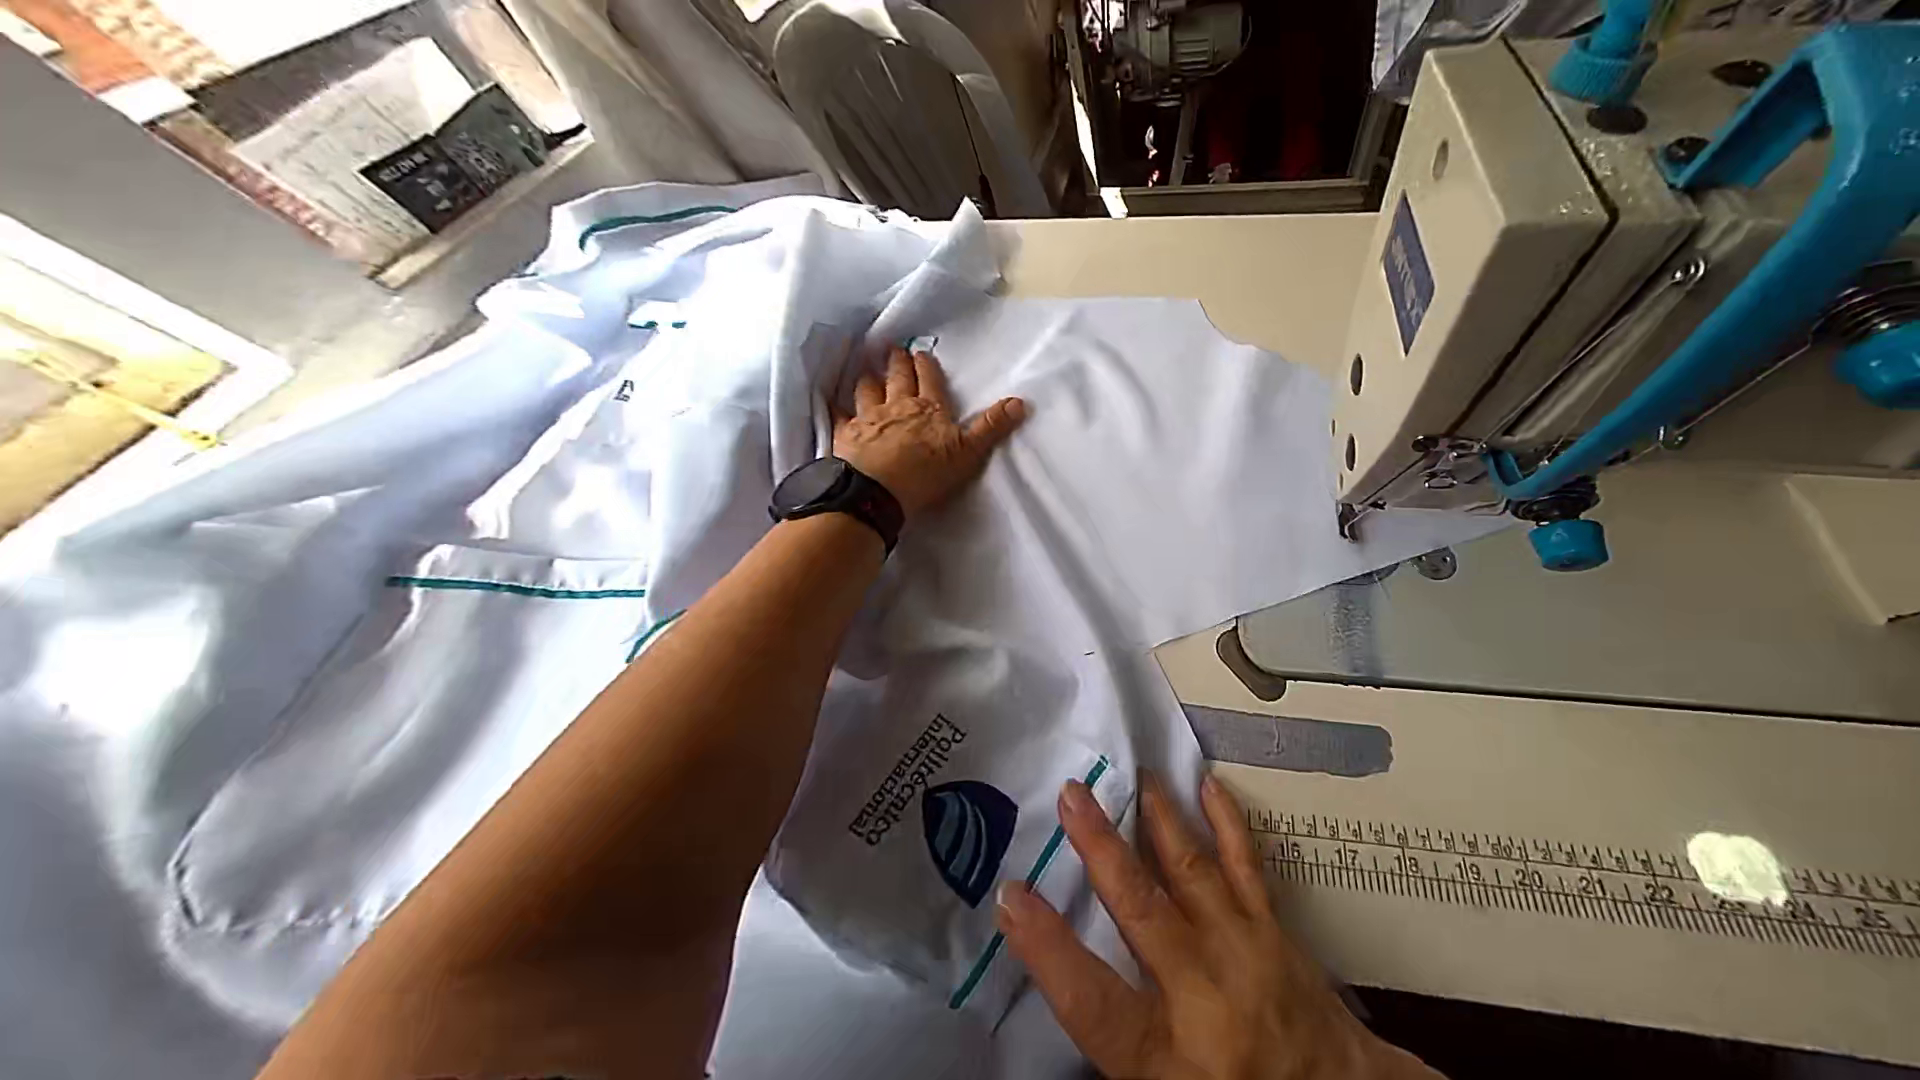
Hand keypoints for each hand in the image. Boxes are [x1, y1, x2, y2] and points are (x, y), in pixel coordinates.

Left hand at [835, 347, 1025, 519]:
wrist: (879, 490)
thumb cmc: (926, 473)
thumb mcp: (968, 452)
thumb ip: (991, 427)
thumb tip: (1020, 402)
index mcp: (929, 409)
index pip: (929, 381)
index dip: (926, 366)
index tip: (920, 353)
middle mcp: (897, 406)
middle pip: (898, 378)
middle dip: (897, 363)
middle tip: (894, 350)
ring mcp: (869, 418)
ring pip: (867, 390)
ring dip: (869, 379)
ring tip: (867, 371)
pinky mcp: (846, 434)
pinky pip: (838, 414)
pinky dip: (836, 406)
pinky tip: (831, 402)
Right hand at [997, 772, 1440, 1079]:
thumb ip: (1112, 1031)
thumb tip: (1060, 969)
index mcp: (1165, 1055)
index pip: (1089, 999)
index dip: (1045, 947)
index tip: (1010, 896)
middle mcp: (1204, 993)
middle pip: (1141, 910)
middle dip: (1100, 848)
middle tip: (1070, 794)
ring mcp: (1244, 952)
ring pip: (1192, 873)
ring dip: (1157, 820)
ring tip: (1132, 775)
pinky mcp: (1275, 930)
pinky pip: (1247, 867)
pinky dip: (1226, 823)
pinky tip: (1209, 785)